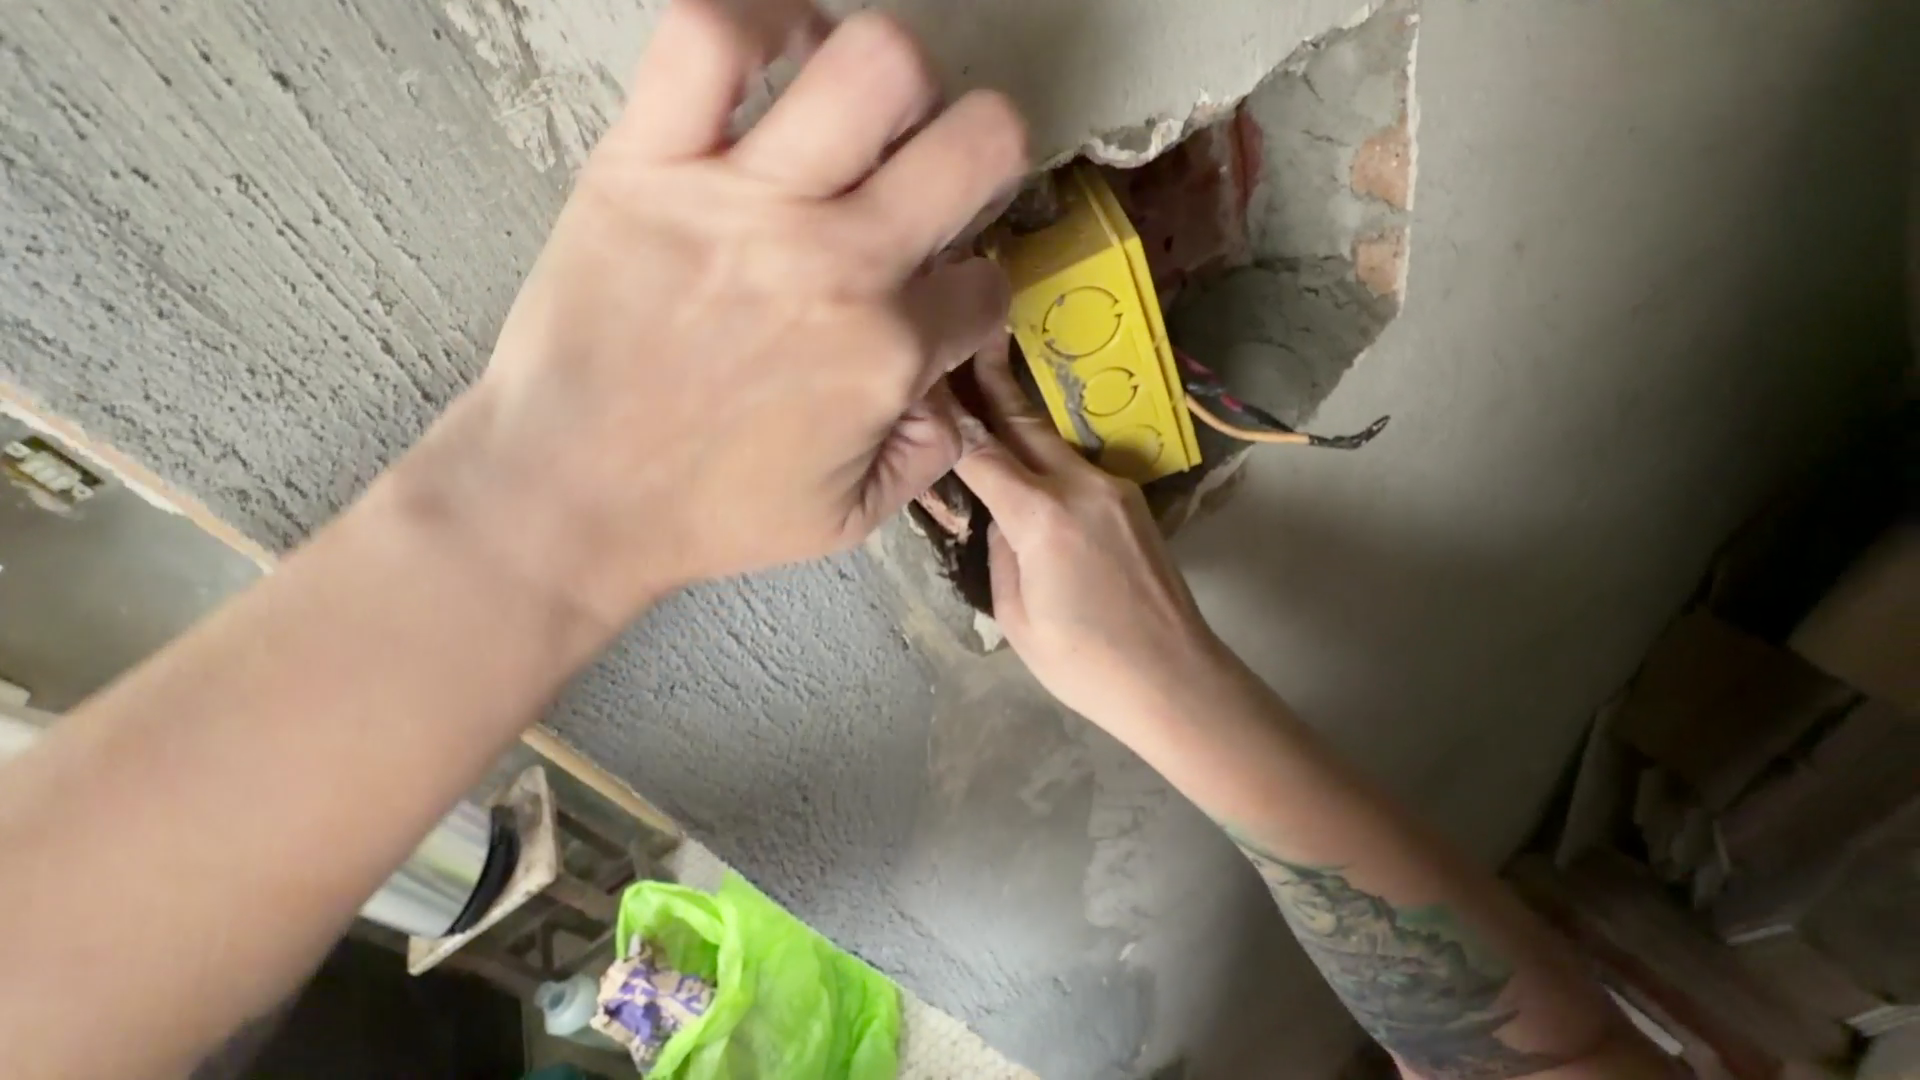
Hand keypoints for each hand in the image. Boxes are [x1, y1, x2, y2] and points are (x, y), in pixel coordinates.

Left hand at [404, 0, 1027, 628]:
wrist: (570, 496)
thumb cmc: (711, 516)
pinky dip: (759, 20)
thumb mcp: (851, 518)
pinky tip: (782, 49)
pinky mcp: (650, 163)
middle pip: (981, 142)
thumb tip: (953, 398)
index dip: (978, 298)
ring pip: (875, 65)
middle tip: (945, 182)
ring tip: (871, 116)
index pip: (988, 286)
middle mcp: (838, 263)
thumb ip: (929, 456)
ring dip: (901, 81)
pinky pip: (711, 36)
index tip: (946, 307)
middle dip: (991, 155)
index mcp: (887, 352)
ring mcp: (745, 203)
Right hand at [951, 338, 1231, 728]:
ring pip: (1052, 441)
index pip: (981, 452)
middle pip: (1023, 421)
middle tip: (960, 350)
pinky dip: (1046, 458)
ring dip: (1017, 421)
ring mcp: (1114, 488)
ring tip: (985, 397)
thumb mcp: (1014, 615)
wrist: (1174, 677)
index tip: (924, 389)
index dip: (949, 419)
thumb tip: (1001, 516)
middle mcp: (1080, 485)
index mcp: (1042, 517)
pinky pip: (1076, 468)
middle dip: (989, 384)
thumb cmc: (1084, 663)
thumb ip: (1001, 550)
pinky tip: (1030, 464)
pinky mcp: (1133, 500)